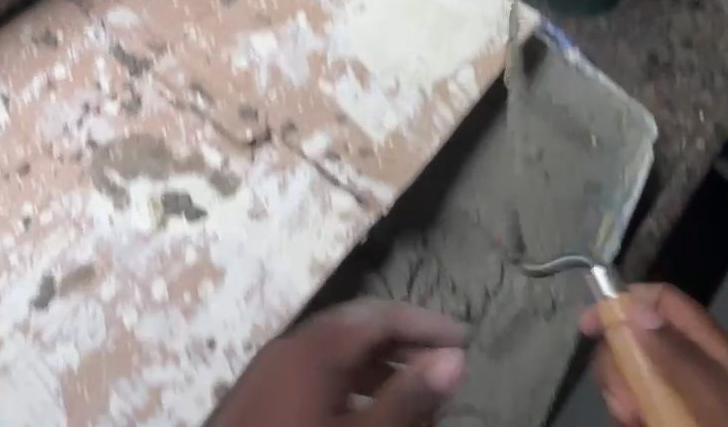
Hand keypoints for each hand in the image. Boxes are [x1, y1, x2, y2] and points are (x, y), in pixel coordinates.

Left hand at [209, 299, 469, 426]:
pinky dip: (351, 385)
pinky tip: (369, 413)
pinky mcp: (262, 394)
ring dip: (380, 369)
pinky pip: (317, 374)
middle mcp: (294, 343)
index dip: (426, 324)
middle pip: (360, 328)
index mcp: (318, 344)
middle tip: (445, 370)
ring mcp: (273, 367)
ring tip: (418, 400)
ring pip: (339, 353)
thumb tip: (456, 358)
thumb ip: (408, 399)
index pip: (381, 314)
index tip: (465, 340)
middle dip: (405, 346)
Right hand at [581, 283, 727, 426]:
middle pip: (642, 346)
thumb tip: (633, 308)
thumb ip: (683, 361)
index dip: (624, 302)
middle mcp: (702, 380)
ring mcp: (695, 414)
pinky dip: (635, 426)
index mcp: (717, 357)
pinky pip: (649, 422)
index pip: (664, 304)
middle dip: (620, 369)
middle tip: (625, 409)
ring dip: (625, 407)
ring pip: (640, 391)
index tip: (590, 329)